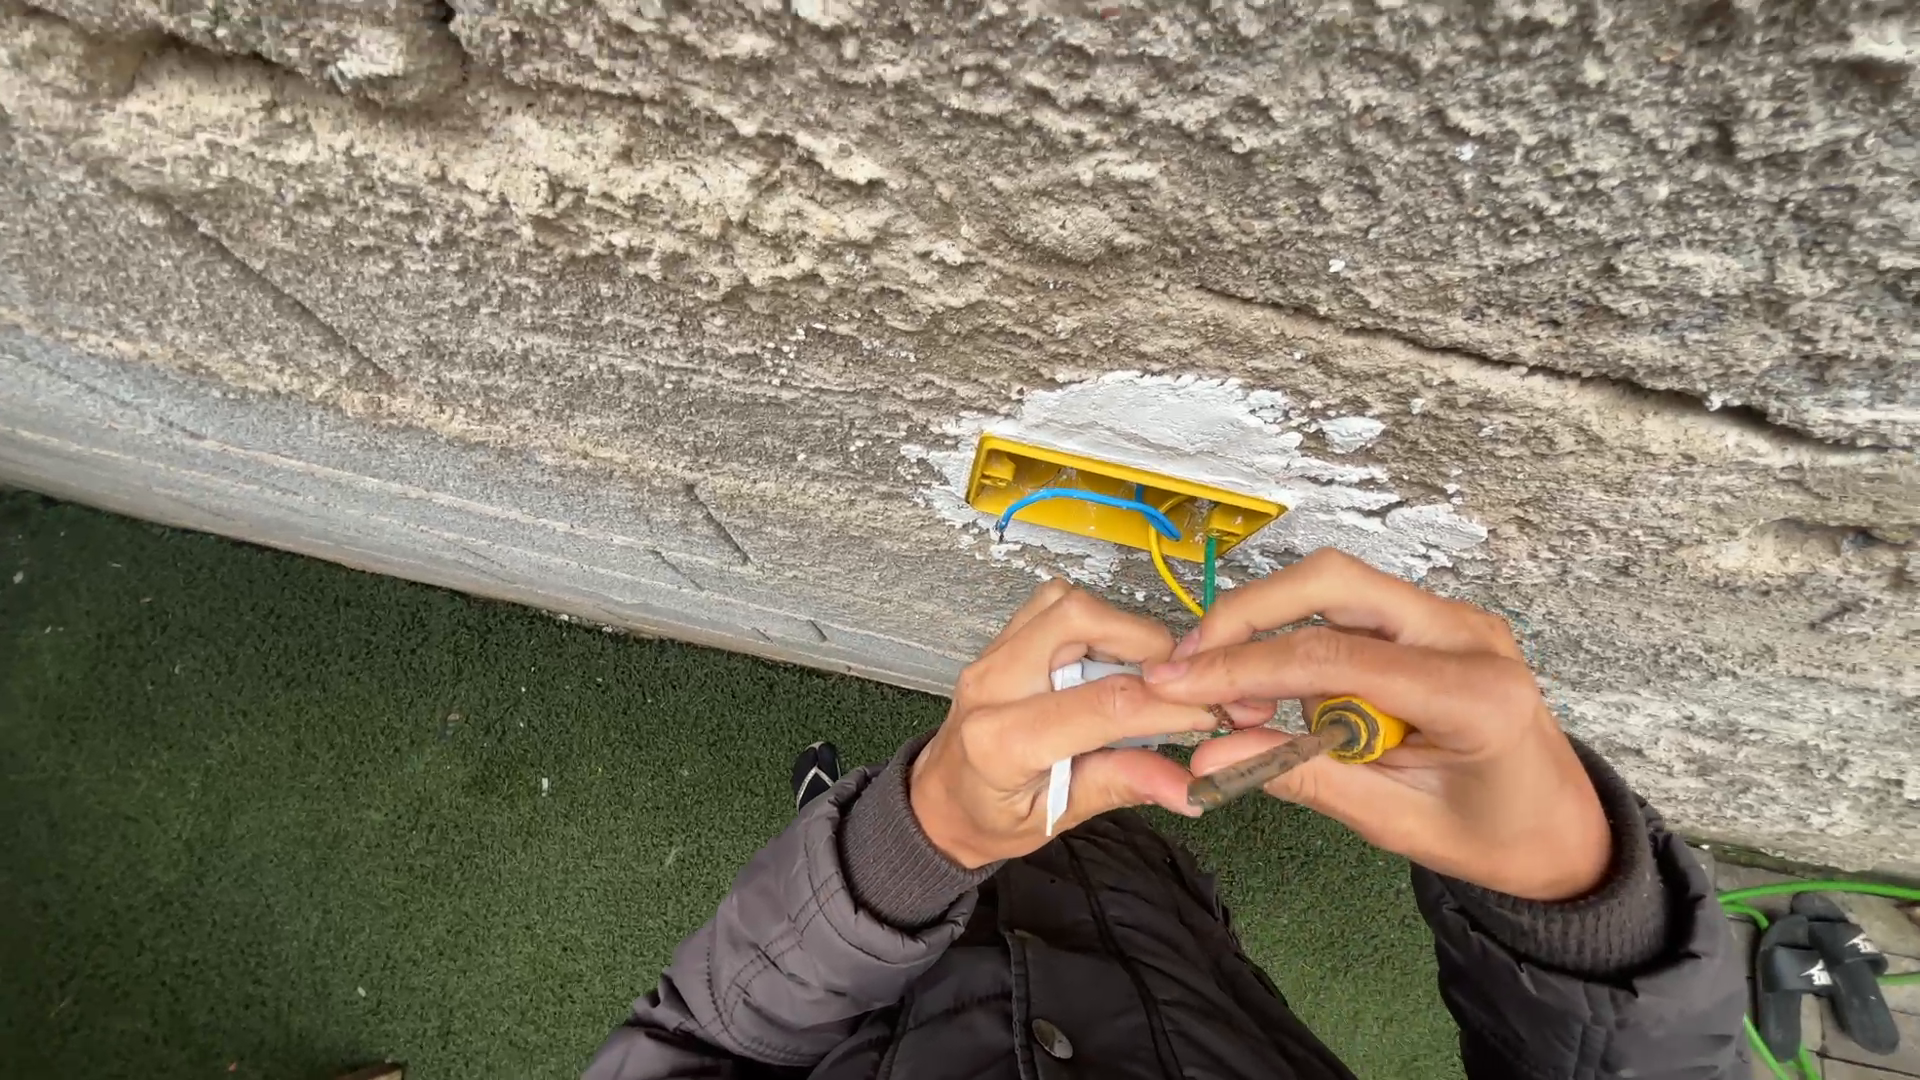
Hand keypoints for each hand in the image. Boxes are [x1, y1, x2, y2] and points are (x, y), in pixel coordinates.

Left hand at [911, 581, 1217, 867]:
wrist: (937, 802)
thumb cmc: (988, 818)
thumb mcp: (1053, 819)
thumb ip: (1118, 786)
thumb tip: (1188, 784)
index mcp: (1002, 741)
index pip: (1099, 704)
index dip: (1166, 704)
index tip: (1207, 711)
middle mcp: (993, 683)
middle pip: (1075, 620)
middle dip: (1140, 639)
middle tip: (1172, 679)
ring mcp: (992, 655)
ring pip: (1063, 601)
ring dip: (1115, 626)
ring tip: (1141, 670)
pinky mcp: (1000, 642)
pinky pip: (1050, 606)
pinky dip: (1091, 621)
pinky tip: (1106, 658)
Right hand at [1143, 550, 1609, 901]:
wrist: (1562, 826)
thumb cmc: (1493, 836)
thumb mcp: (1394, 822)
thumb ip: (1300, 776)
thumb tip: (1207, 754)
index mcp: (1474, 693)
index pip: (1331, 658)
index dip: (1241, 668)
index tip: (1176, 685)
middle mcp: (1462, 633)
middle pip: (1328, 581)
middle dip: (1245, 614)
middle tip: (1189, 662)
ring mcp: (1443, 618)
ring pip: (1328, 583)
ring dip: (1260, 622)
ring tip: (1224, 686)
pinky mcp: (1420, 620)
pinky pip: (1337, 610)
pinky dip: (1286, 637)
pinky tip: (1267, 684)